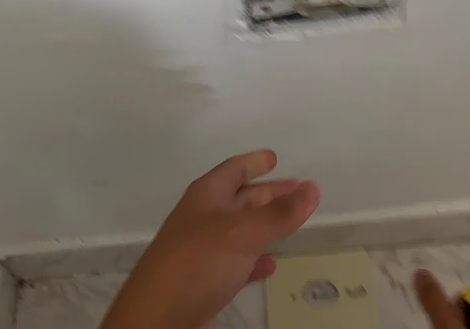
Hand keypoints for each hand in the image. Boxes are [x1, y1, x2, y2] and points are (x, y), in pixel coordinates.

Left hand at [101, 149, 319, 328]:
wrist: (157, 318)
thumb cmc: (198, 262)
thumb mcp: (243, 233)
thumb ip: (279, 213)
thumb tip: (313, 188)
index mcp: (207, 195)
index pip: (234, 169)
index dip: (254, 161)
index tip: (274, 157)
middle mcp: (203, 217)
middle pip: (240, 198)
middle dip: (267, 193)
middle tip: (296, 189)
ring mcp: (202, 250)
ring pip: (240, 230)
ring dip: (264, 225)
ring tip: (290, 223)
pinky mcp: (204, 281)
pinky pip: (235, 262)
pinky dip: (254, 260)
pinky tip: (269, 265)